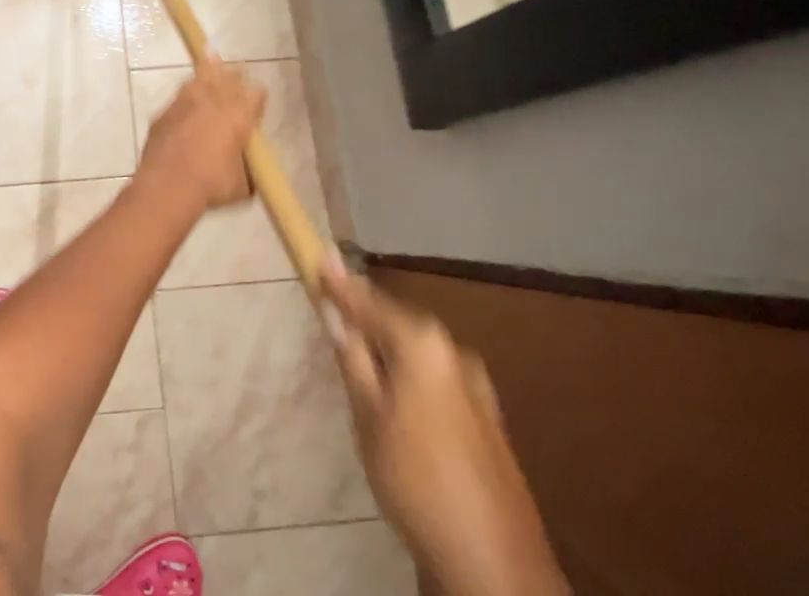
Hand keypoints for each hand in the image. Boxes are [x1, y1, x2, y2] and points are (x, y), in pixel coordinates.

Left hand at [136, 58, 263, 210]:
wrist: (168, 184)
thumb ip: (247, 171)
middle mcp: (215, 103)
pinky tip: (186, 91)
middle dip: (234, 75)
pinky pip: (179, 96)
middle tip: (238, 67)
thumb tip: (248, 174)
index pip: (255, 96)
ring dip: (208, 69)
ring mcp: (187, 104)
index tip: (258, 96)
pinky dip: (185, 92)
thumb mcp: (242, 184)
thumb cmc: (211, 185)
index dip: (257, 97)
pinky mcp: (165, 113)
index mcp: (239, 117)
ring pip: (201, 79)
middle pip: (228, 80)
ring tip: (211, 56)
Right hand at [319, 258, 568, 595]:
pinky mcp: (483, 414)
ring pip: (415, 354)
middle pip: (396, 324)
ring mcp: (474, 384)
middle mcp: (454, 353)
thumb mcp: (367, 416)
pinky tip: (392, 403)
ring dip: (385, 352)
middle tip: (329, 318)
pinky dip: (406, 376)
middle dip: (364, 321)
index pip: (369, 302)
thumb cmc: (413, 476)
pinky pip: (432, 378)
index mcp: (423, 346)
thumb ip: (352, 359)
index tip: (319, 255)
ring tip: (354, 367)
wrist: (490, 553)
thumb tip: (334, 314)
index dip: (340, 284)